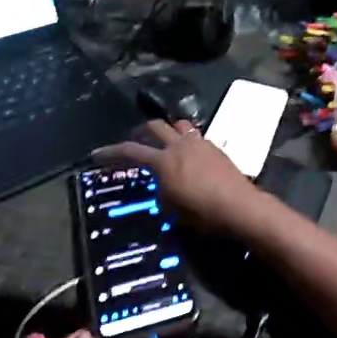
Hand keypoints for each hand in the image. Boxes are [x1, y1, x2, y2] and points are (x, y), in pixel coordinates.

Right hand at [94, 120, 262, 232]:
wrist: (239, 206)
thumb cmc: (202, 213)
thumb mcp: (171, 208)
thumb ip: (160, 190)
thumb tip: (160, 184)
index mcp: (163, 161)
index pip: (131, 151)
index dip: (111, 152)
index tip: (97, 154)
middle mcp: (179, 145)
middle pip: (154, 126)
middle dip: (140, 132)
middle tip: (134, 141)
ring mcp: (199, 142)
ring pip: (178, 125)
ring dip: (167, 130)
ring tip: (164, 141)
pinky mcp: (215, 147)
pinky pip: (195, 135)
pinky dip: (186, 140)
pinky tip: (189, 154)